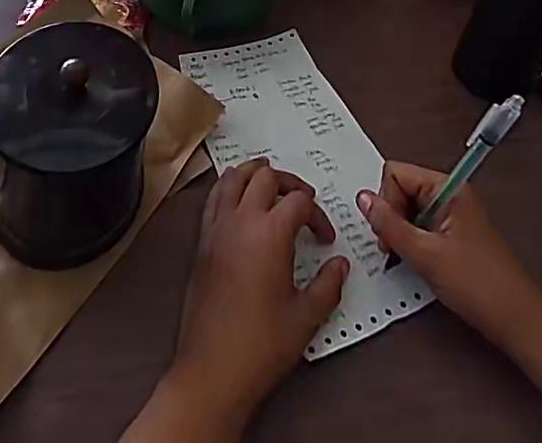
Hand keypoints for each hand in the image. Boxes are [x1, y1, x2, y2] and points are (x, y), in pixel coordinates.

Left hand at [163, 159, 349, 432]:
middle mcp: (240, 221)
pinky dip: (228, 187)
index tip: (324, 238)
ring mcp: (217, 228)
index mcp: (270, 233)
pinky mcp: (202, 240)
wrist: (213, 368)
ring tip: (268, 178)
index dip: (317, 214)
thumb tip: (339, 265)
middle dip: (288, 182)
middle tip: (302, 198)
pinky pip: (214, 198)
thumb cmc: (260, 344)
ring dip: (253, 172)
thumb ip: (328, 285)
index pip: (298, 201)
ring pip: (233, 177)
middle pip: (265, 177)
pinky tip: (237, 199)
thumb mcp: (306, 316)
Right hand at [357, 161, 541, 342]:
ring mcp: (451, 215)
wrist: (520, 325)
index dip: (385, 200)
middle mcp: (449, 195)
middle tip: (392, 248)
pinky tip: (416, 262)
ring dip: (398, 232)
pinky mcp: (452, 234)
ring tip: (405, 258)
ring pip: (406, 209)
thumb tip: (361, 198)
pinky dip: (410, 241)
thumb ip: (388, 223)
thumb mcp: (425, 253)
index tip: (389, 230)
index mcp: (448, 187)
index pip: (395, 173)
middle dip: (390, 217)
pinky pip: (418, 225)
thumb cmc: (477, 285)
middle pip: (399, 189)